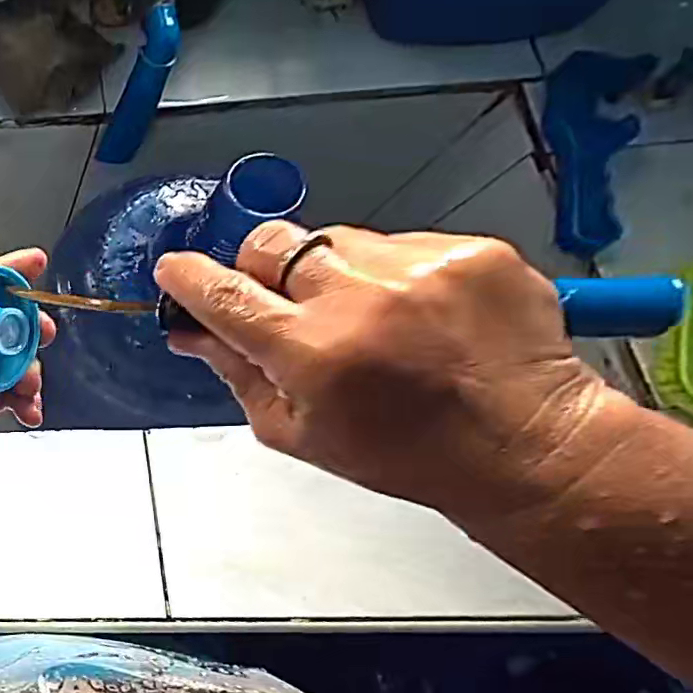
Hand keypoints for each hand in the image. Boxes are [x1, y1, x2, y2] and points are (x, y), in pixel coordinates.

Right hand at [153, 221, 626, 517]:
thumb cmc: (395, 452)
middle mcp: (362, 299)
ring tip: (357, 314)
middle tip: (275, 301)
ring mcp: (421, 267)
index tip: (173, 269)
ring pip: (330, 239)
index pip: (227, 295)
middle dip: (257, 267)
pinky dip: (381, 272)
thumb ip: (234, 371)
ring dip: (322, 271)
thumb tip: (190, 332)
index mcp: (312, 353)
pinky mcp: (469, 250)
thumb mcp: (291, 429)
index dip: (190, 278)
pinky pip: (392, 242)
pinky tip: (405, 311)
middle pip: (272, 243)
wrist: (519, 443)